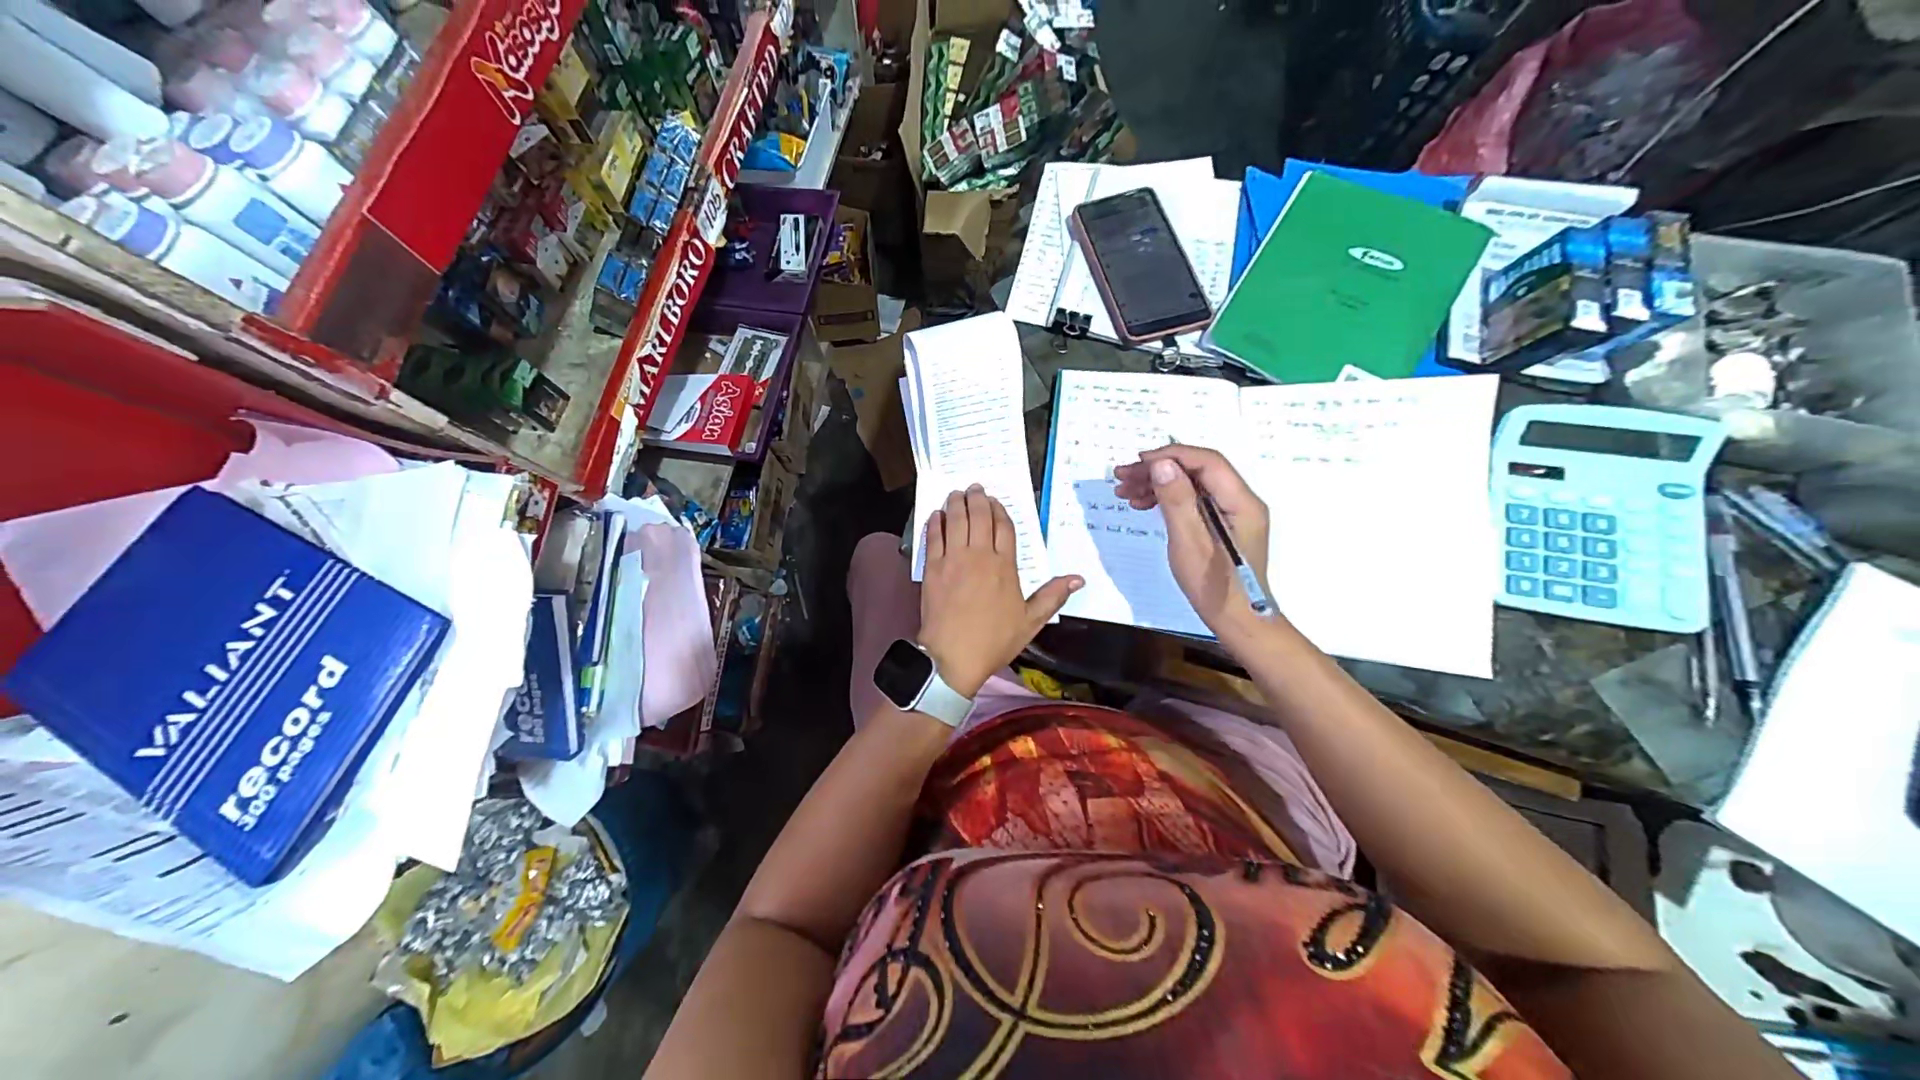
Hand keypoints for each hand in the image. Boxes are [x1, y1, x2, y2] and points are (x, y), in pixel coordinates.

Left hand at [920, 485, 1081, 697]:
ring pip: (955, 520)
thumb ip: (1052, 596)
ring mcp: (953, 559)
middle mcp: (979, 555)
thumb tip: (1078, 579)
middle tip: (975, 488)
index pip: (1004, 526)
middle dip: (977, 498)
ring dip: (956, 503)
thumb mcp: (1030, 621)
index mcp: (1004, 566)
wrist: (953, 656)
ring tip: (957, 493)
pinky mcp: (932, 568)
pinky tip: (937, 514)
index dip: (999, 511)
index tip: (995, 502)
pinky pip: (933, 536)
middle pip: (978, 516)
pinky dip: (936, 522)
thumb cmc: (994, 640)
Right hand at [1114, 445, 1271, 640]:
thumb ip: (1177, 499)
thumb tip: (1162, 464)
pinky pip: (1193, 501)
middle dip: (1159, 469)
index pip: (1206, 462)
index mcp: (1241, 502)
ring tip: (1125, 492)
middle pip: (1197, 470)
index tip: (1137, 463)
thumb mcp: (1189, 542)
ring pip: (1192, 484)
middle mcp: (1241, 501)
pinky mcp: (1221, 525)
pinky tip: (1143, 505)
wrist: (1237, 621)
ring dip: (1158, 484)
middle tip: (1122, 477)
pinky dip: (1167, 499)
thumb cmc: (1213, 586)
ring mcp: (1232, 513)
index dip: (1170, 456)